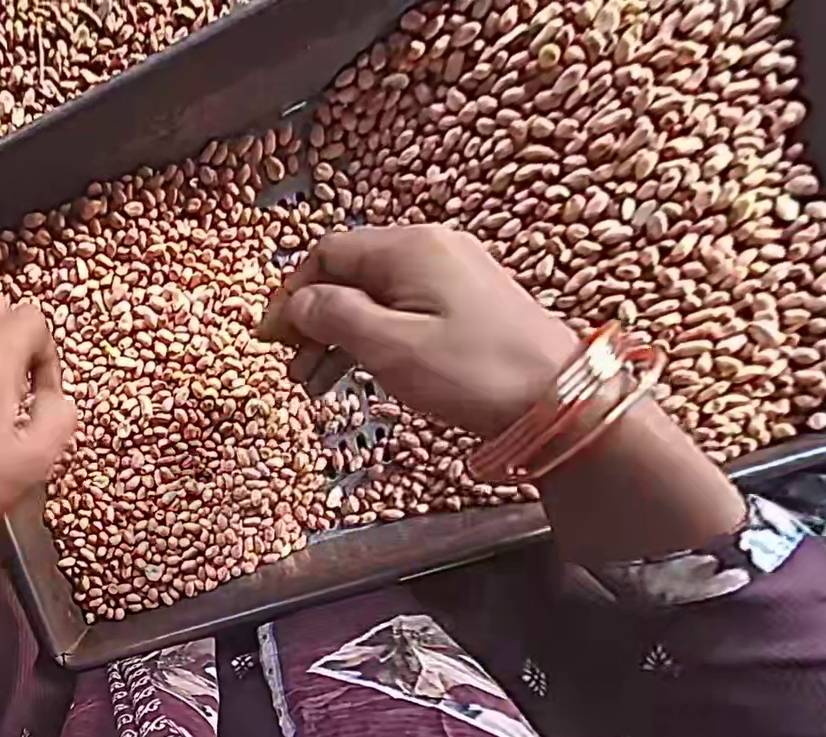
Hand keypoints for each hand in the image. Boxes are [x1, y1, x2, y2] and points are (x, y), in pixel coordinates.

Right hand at [256, 225, 580, 436]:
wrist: (555, 398)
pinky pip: (393, 314)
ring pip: (367, 299)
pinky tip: (349, 375)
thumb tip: (296, 303)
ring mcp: (443, 276)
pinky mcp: (455, 305)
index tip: (270, 338)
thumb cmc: (470, 371)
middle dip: (310, 322)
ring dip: (333, 338)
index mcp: (408, 249)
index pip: (326, 255)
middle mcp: (426, 250)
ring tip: (312, 383)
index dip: (290, 295)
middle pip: (345, 276)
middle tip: (292, 367)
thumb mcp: (390, 346)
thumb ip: (335, 317)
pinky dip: (364, 342)